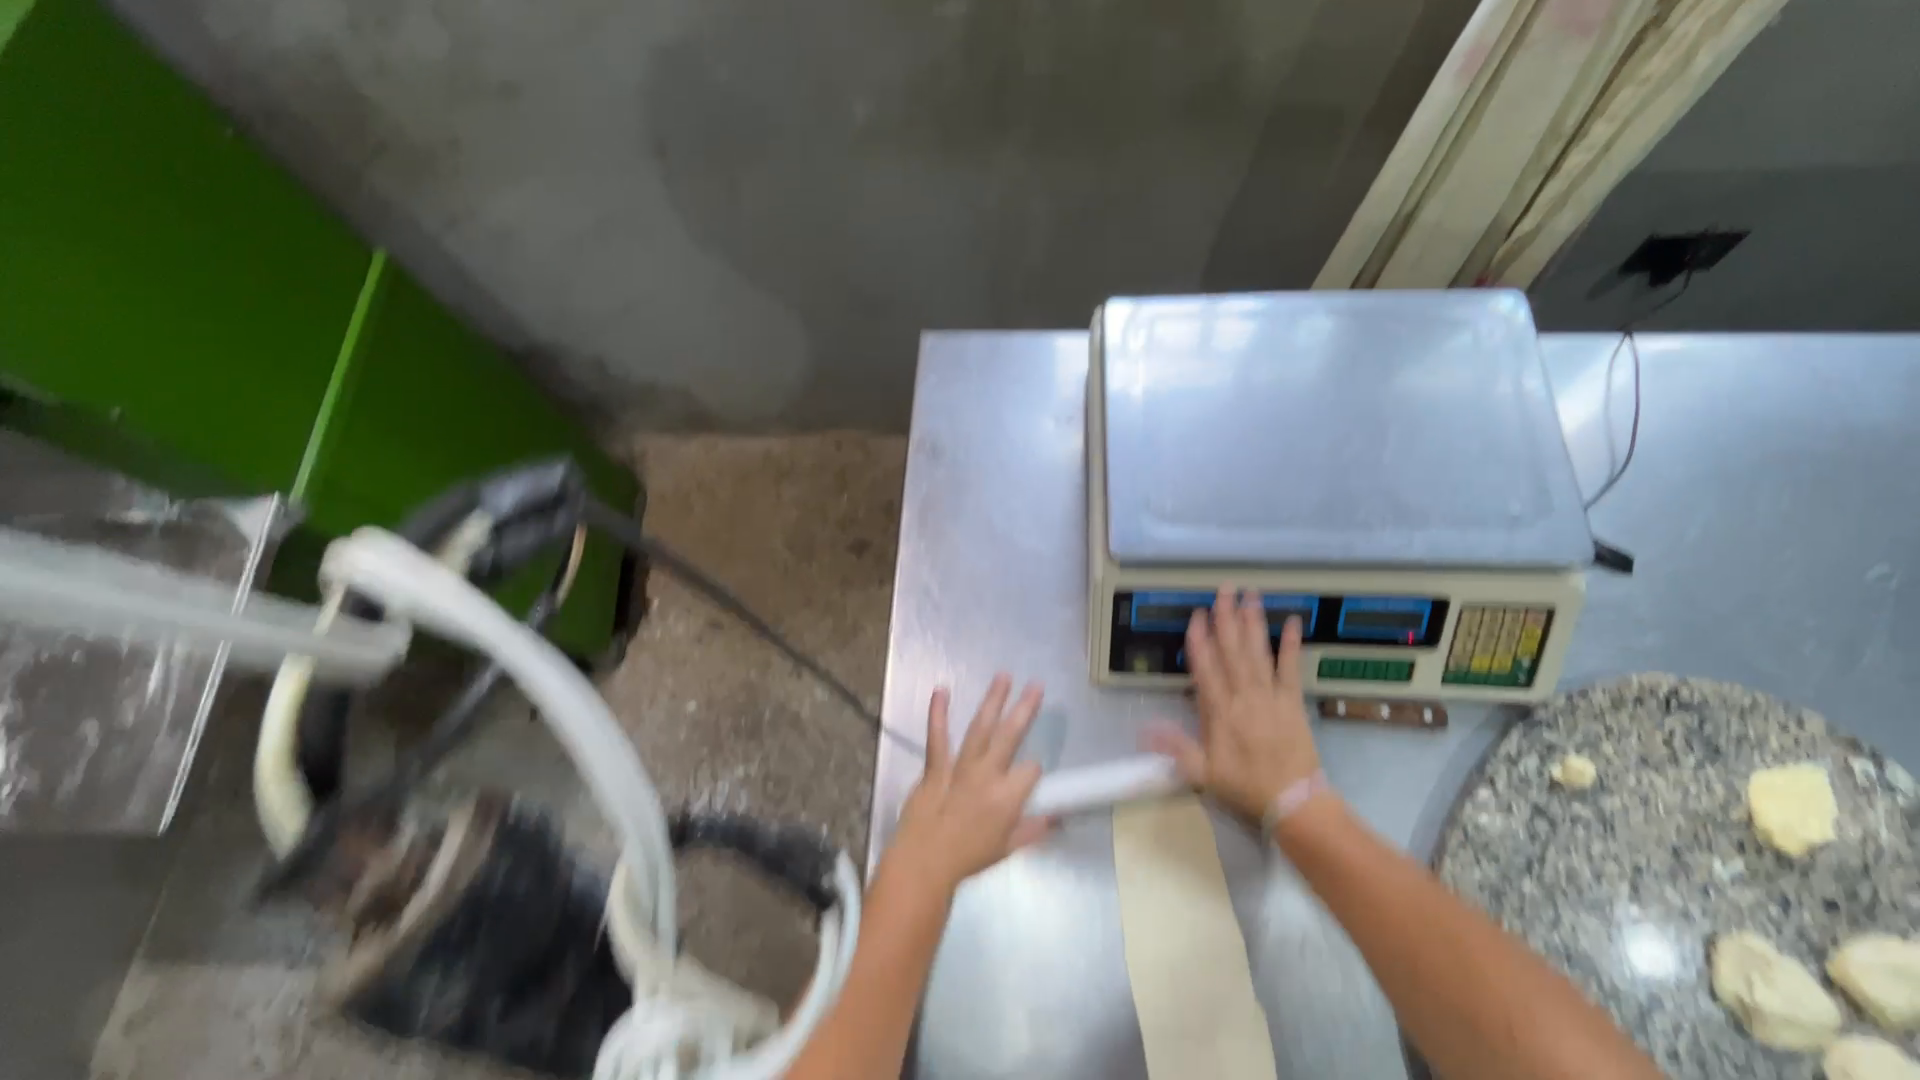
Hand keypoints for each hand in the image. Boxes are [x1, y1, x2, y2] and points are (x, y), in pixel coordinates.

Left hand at [885, 676, 1053, 894]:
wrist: (924, 862)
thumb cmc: (967, 859)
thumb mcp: (1008, 849)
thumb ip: (1033, 830)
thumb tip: (1057, 818)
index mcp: (1008, 797)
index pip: (1031, 770)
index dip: (1033, 770)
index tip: (1029, 774)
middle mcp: (987, 776)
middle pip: (1011, 736)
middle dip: (1025, 709)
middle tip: (1037, 685)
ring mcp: (960, 768)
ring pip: (980, 728)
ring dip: (992, 701)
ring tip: (1003, 676)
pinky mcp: (935, 768)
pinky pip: (937, 737)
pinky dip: (938, 713)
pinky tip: (941, 690)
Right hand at [1148, 588, 1323, 823]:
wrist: (1294, 801)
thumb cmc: (1244, 786)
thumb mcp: (1203, 773)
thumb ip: (1175, 747)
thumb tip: (1143, 728)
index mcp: (1219, 712)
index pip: (1205, 668)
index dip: (1199, 640)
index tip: (1196, 614)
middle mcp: (1243, 696)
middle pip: (1232, 651)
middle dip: (1226, 618)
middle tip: (1223, 589)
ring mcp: (1270, 695)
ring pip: (1258, 652)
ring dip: (1253, 622)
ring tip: (1249, 595)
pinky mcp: (1293, 700)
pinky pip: (1291, 668)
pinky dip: (1291, 644)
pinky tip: (1292, 621)